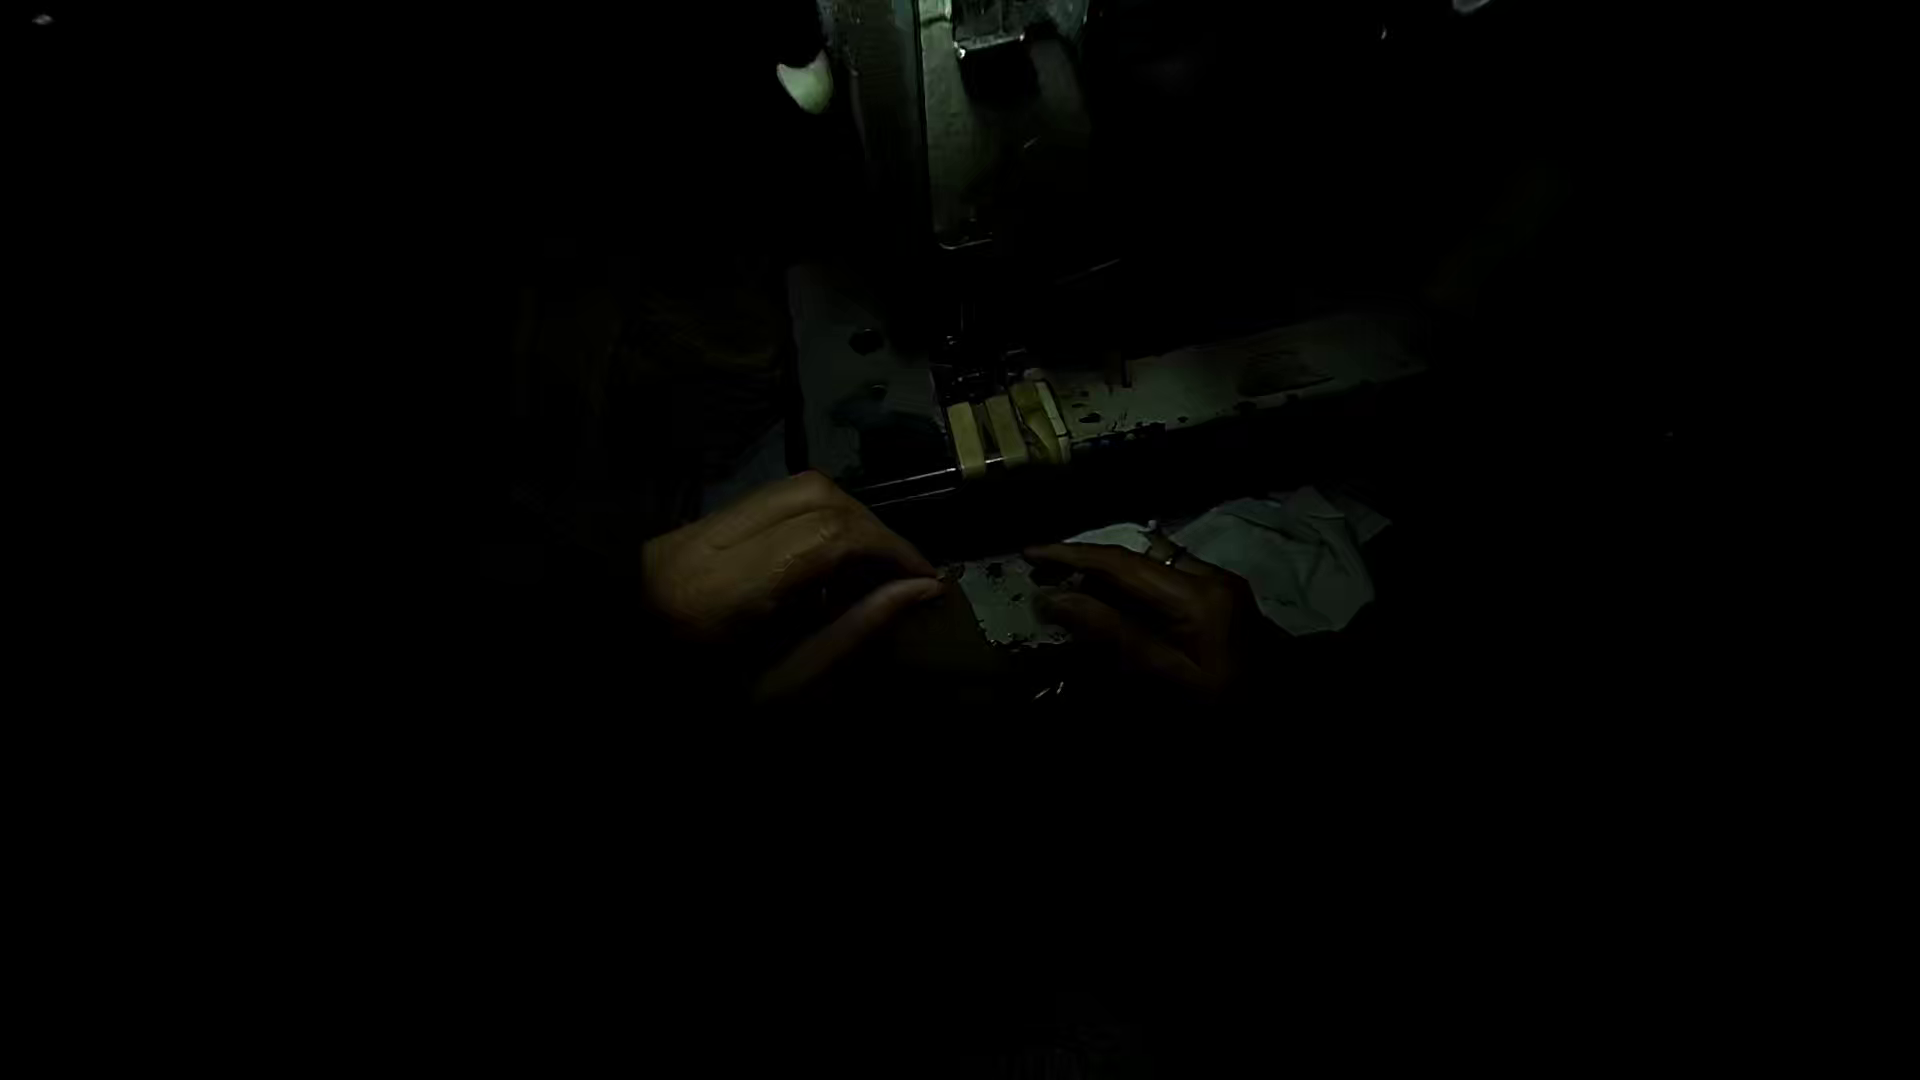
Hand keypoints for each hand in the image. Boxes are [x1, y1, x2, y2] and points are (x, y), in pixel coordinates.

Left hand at [643, 471, 942, 697]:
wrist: (622, 668)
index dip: (887, 546)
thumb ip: (854, 631)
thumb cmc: (704, 700)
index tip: (923, 576)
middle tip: (902, 570)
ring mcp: (702, 522)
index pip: (826, 535)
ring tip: (871, 565)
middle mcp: (710, 538)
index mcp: (722, 593)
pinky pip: (780, 500)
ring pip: (800, 487)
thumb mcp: (785, 684)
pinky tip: (831, 558)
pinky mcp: (704, 519)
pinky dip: (822, 520)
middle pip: (818, 495)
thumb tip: (921, 590)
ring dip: (851, 519)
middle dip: (874, 528)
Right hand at [1024, 541, 1273, 699]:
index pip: (1122, 563)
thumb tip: (1055, 600)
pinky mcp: (1216, 594)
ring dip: (1104, 574)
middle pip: (1133, 558)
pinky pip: (1161, 579)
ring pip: (1145, 565)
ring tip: (1065, 585)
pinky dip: (1128, 587)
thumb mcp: (1167, 677)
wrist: (1289, 724)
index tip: (1032, 552)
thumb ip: (1113, 634)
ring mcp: (1216, 583)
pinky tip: (1106, 601)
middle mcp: (1209, 576)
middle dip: (1084, 563)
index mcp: (1199, 595)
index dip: (1072, 556)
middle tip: (1041, 571)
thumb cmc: (1228, 710)